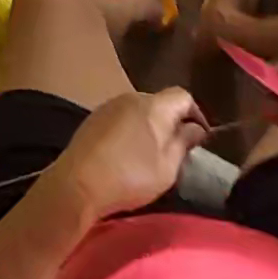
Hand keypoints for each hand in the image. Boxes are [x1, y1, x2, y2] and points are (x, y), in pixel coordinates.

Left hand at [42, 88, 208, 219]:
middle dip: (172, 121)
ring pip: (140, 109)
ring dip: (150, 126)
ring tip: (152, 154)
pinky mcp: (94, 117)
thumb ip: (184, 143)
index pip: (183, 96)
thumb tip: (196, 128)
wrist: (78, 183)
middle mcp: (131, 97)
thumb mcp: (167, 168)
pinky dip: (130, 129)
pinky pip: (122, 117)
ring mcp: (110, 105)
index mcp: (154, 105)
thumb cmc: (129, 176)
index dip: (196, 114)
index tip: (199, 138)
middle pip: (160, 102)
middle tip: (177, 150)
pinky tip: (127, 153)